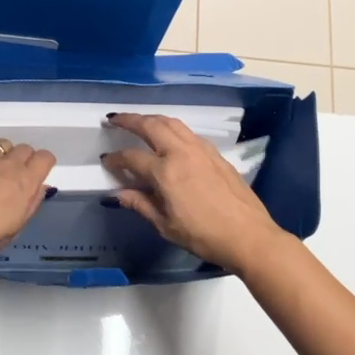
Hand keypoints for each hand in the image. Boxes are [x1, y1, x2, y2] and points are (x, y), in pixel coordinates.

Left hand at [0, 138, 57, 264]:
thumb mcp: (16, 227)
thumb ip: (31, 203)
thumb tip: (40, 187)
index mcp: (25, 181)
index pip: (45, 158)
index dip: (43, 164)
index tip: (37, 173)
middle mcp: (8, 164)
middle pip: (24, 148)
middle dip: (23, 159)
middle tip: (14, 176)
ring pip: (1, 143)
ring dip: (2, 154)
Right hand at [102, 113, 289, 269]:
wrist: (248, 235)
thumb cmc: (203, 235)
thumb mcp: (166, 225)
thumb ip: (141, 205)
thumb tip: (119, 194)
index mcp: (165, 172)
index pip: (132, 158)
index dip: (116, 159)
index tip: (106, 161)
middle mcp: (181, 153)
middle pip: (151, 126)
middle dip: (130, 120)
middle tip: (114, 120)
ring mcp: (201, 150)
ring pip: (172, 123)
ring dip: (152, 119)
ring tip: (140, 122)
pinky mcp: (215, 154)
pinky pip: (188, 132)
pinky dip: (172, 128)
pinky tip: (169, 138)